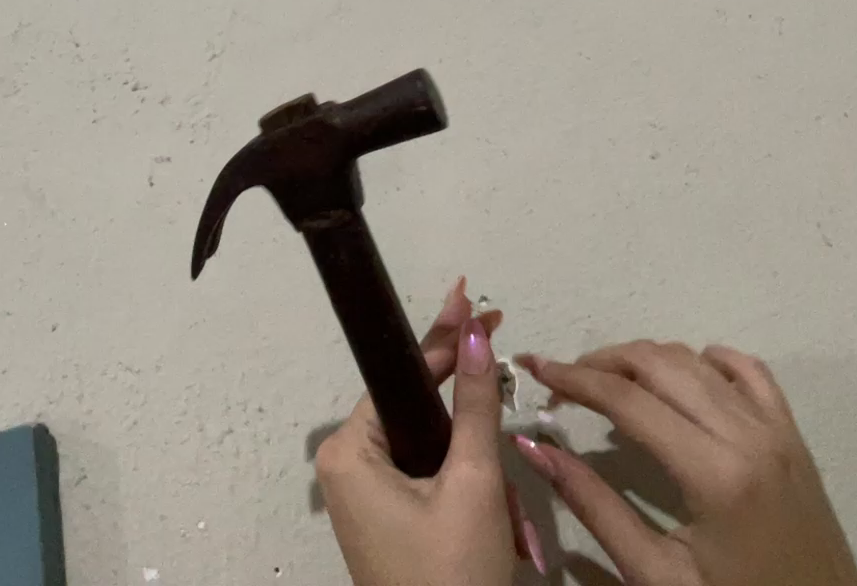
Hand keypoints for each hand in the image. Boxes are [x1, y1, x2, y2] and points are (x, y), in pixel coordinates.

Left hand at [316, 279, 540, 585]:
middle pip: (420, 414)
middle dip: (472, 425)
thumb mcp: (471, 482)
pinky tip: (502, 527)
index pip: (401, 376)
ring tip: (509, 519)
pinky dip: (467, 492)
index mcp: (350, 449)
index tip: (472, 299)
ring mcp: (365, 494)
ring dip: (479, 474)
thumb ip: (475, 404)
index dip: (442, 338)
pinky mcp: (386, 517)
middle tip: (507, 364)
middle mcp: (348, 464)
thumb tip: (476, 332)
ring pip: (433, 452)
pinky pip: (430, 481)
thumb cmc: (452, 571)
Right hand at [513, 342, 856, 585]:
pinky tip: (680, 378)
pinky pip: (746, 369)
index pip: (626, 398)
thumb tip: (533, 445)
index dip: (573, 377)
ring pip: (694, 359)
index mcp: (714, 473)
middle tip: (563, 383)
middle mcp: (747, 435)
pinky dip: (704, 359)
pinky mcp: (793, 435)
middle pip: (657, 364)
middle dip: (600, 363)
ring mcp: (776, 430)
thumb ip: (592, 504)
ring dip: (643, 359)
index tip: (533, 367)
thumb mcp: (656, 576)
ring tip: (608, 384)